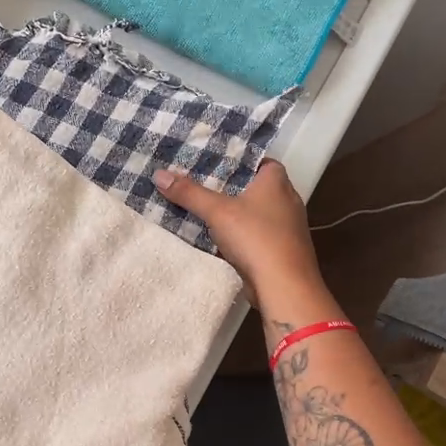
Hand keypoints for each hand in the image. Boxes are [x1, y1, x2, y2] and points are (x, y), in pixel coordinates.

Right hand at [154, 160, 322, 306]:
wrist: (283, 285)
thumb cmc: (255, 237)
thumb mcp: (217, 211)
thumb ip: (189, 192)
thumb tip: (159, 174)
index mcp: (277, 182)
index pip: (260, 161)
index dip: (239, 160)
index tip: (213, 162)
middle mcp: (286, 200)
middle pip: (255, 186)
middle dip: (230, 186)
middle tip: (198, 183)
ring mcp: (285, 226)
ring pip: (254, 210)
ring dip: (233, 211)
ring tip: (202, 206)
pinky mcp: (279, 248)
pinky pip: (254, 232)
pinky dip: (238, 231)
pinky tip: (216, 235)